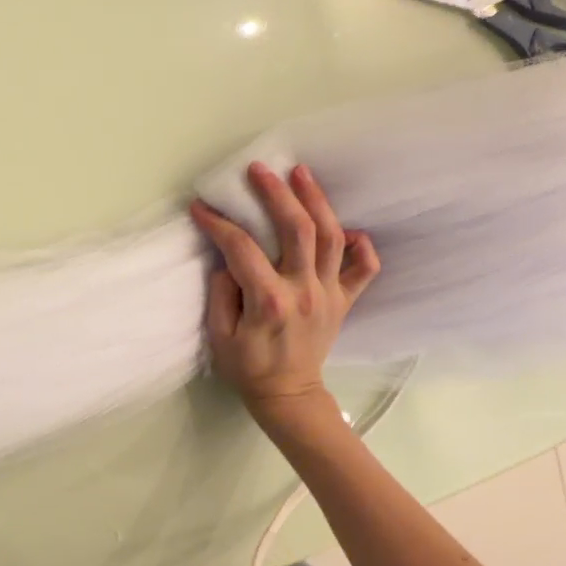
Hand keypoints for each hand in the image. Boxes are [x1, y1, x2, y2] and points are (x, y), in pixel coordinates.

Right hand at [190, 162, 378, 422]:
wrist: (288, 396)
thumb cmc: (247, 367)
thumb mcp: (219, 335)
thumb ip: (223, 294)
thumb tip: (228, 262)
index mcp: (269, 300)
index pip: (242, 249)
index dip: (219, 224)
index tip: (201, 208)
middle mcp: (304, 291)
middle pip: (297, 229)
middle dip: (277, 194)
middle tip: (260, 170)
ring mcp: (329, 294)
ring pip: (331, 237)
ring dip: (317, 201)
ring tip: (302, 174)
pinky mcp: (344, 300)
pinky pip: (364, 268)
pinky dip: (361, 245)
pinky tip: (349, 228)